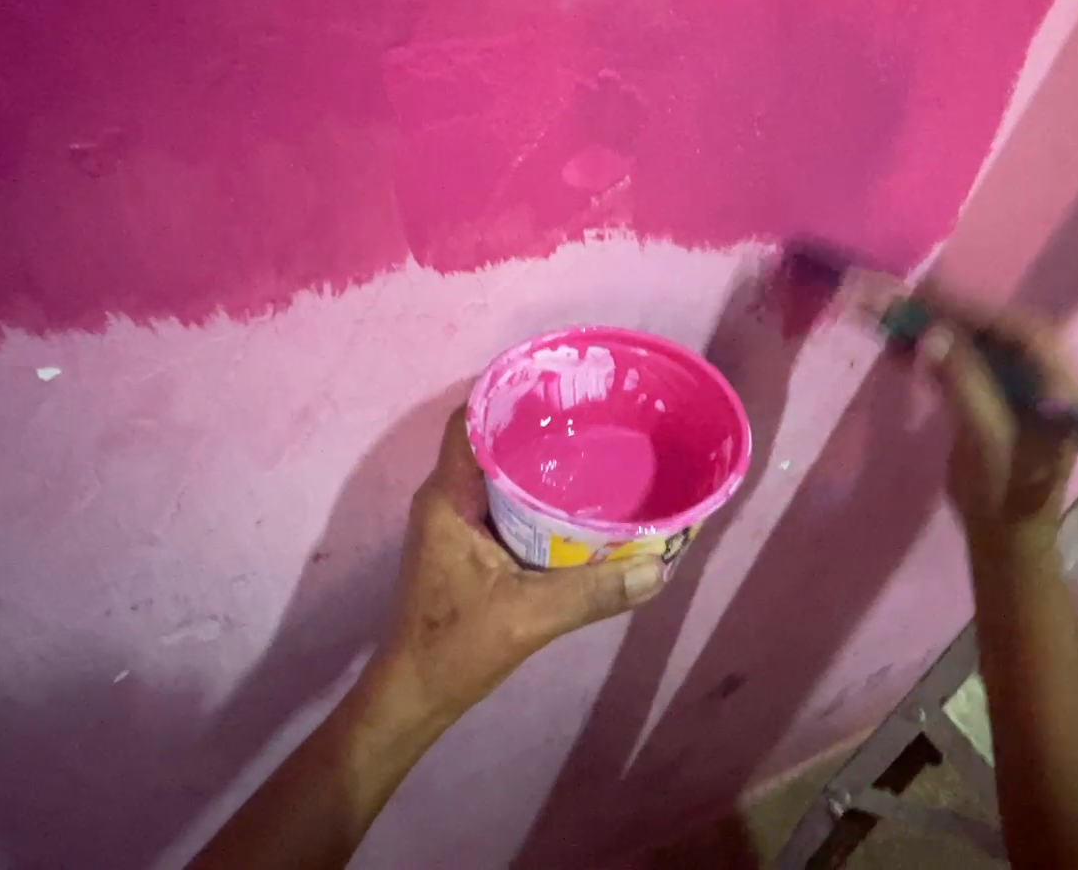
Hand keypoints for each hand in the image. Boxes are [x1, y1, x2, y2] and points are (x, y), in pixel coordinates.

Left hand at [365, 409, 667, 723]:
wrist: (416, 696)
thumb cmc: (457, 647)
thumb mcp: (531, 617)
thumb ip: (595, 592)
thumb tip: (661, 566)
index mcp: (448, 497)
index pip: (470, 420)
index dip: (508, 391)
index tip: (559, 383)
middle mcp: (446, 497)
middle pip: (489, 437)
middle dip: (535, 420)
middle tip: (591, 412)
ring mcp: (455, 520)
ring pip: (497, 466)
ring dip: (535, 454)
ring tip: (590, 443)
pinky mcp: (467, 541)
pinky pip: (502, 494)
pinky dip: (533, 486)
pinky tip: (574, 495)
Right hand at [920, 308, 1077, 529]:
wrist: (1004, 538)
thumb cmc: (1003, 493)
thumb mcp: (984, 438)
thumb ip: (963, 382)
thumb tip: (933, 334)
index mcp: (1064, 387)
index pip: (1024, 332)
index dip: (979, 311)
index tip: (933, 296)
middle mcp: (1049, 379)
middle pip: (1000, 333)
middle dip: (954, 317)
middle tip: (909, 302)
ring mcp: (1022, 388)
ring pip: (980, 346)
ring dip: (940, 333)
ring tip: (898, 324)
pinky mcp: (996, 399)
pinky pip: (967, 365)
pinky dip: (936, 355)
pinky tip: (905, 351)